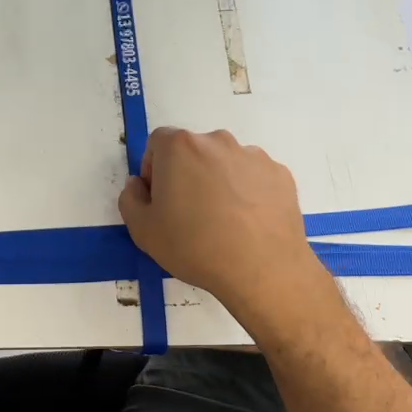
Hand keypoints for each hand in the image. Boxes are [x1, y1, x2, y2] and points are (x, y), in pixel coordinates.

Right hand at [118, 128, 338, 326]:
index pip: (158, 142)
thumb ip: (130, 198)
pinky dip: (247, 192)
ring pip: (225, 163)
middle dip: (186, 173)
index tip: (159, 198)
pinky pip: (254, 177)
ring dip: (218, 181)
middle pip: (193, 150)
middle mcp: (218, 141)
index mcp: (181, 147)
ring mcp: (254, 156)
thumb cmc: (194, 246)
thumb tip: (139, 184)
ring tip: (222, 220)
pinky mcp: (280, 174)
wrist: (262, 270)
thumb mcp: (142, 230)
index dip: (153, 169)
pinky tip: (247, 223)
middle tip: (188, 212)